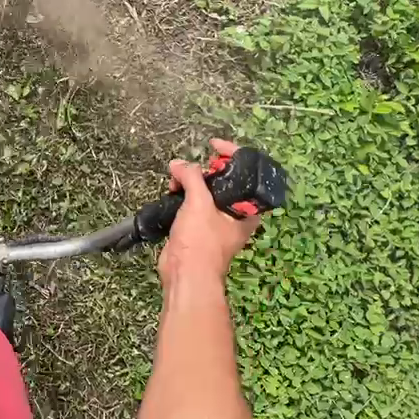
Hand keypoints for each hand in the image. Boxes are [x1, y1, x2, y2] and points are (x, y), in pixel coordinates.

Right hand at [156, 138, 262, 288]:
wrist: (185, 272)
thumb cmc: (201, 240)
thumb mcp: (199, 203)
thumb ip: (191, 178)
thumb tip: (178, 165)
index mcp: (247, 210)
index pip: (246, 174)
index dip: (232, 155)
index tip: (214, 146)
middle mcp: (235, 213)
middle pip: (223, 180)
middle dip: (204, 170)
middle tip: (190, 168)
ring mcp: (215, 220)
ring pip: (205, 191)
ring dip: (189, 182)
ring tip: (175, 182)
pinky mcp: (197, 226)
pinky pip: (192, 203)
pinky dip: (182, 194)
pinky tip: (172, 192)